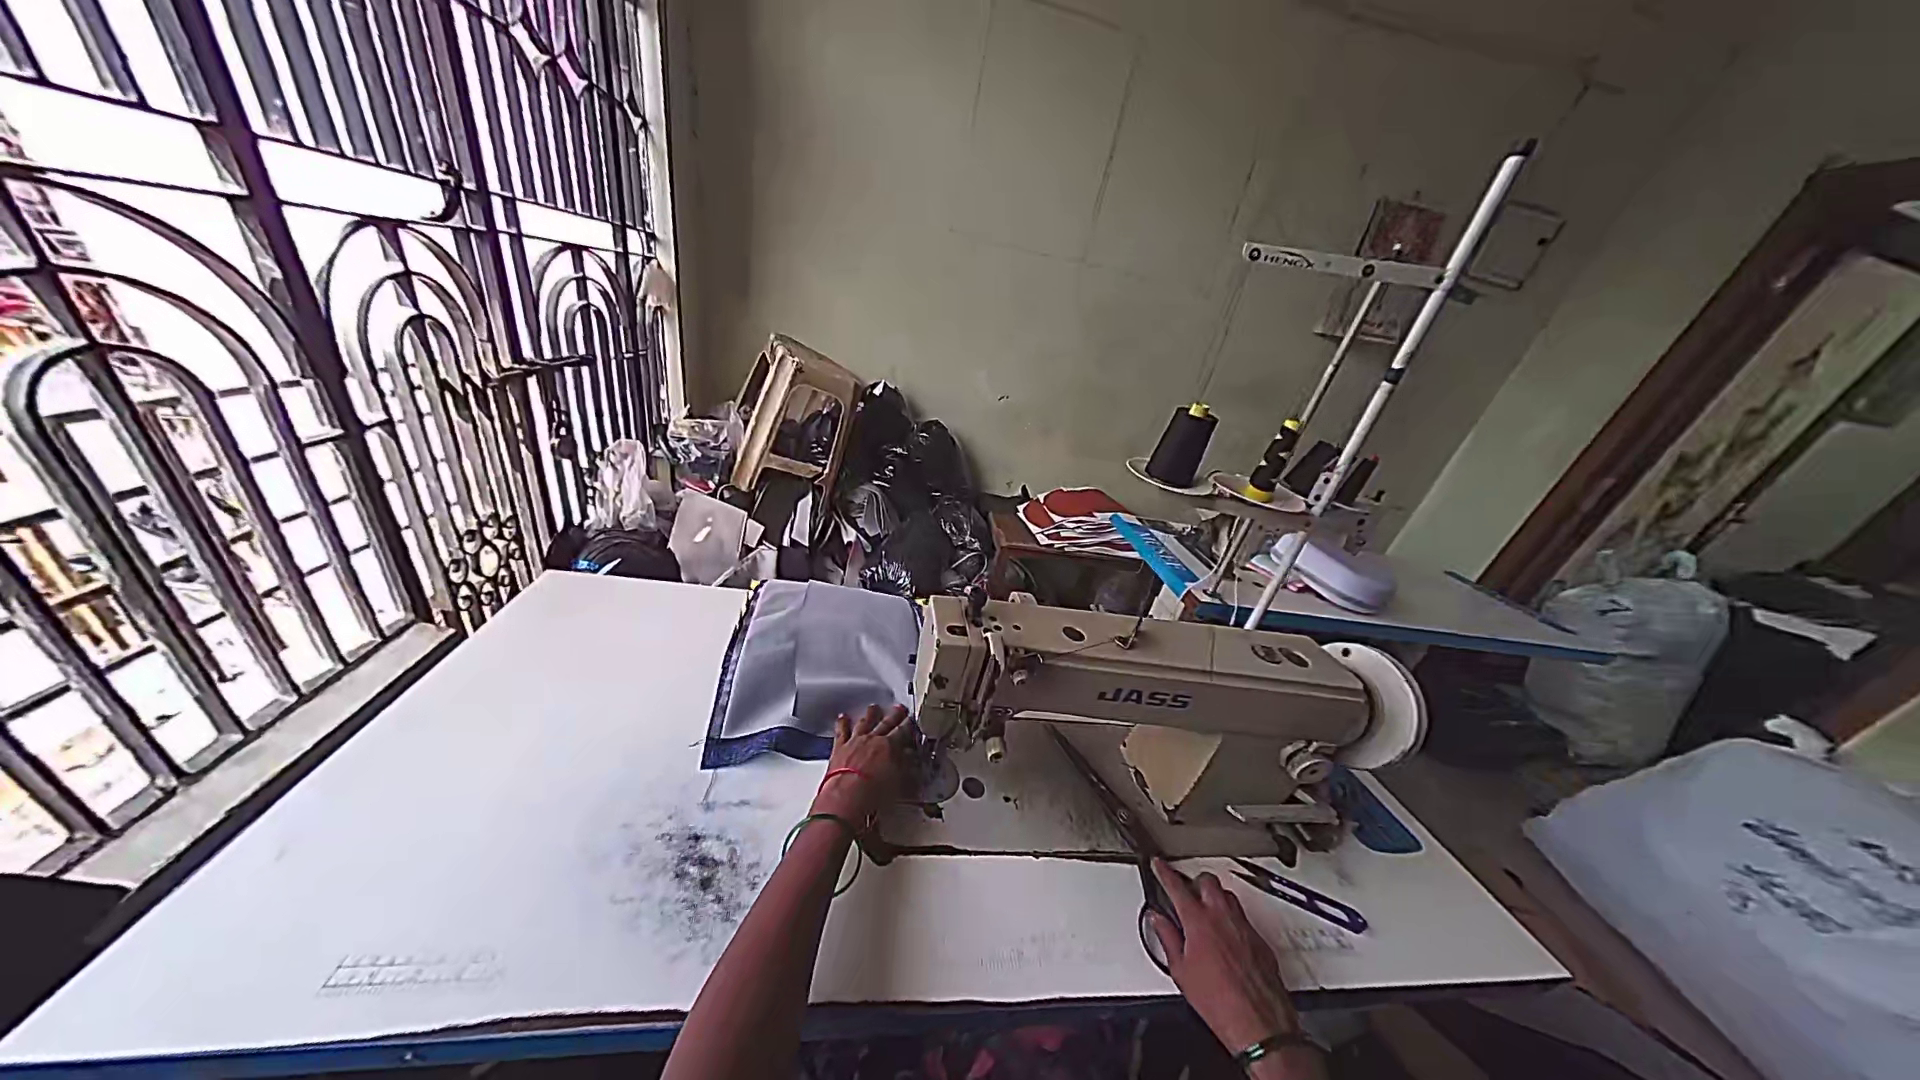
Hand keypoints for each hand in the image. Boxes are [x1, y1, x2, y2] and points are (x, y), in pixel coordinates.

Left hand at [810, 704, 908, 821]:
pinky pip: (842, 731)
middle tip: (898, 709)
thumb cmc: (873, 793)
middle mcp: (873, 739)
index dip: (909, 725)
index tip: (912, 721)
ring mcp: (855, 741)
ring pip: (865, 722)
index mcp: (890, 746)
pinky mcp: (840, 748)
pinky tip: (843, 717)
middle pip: (886, 723)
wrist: (846, 796)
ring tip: (873, 708)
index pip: (903, 731)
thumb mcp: (898, 782)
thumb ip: (906, 769)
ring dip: (870, 715)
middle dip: (894, 715)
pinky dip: (843, 723)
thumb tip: (910, 763)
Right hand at [1148, 859, 1319, 1075]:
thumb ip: (1167, 938)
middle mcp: (1223, 917)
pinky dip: (1231, 919)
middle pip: (1207, 880)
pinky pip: (1243, 917)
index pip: (1176, 885)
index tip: (1159, 865)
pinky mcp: (1260, 940)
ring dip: (1214, 897)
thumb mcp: (1181, 971)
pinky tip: (1225, 935)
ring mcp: (1243, 926)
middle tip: (1186, 892)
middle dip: (1194, 881)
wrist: (1259, 1025)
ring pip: (1227, 895)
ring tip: (1205, 912)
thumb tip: (1159, 921)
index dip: (1164, 871)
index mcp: (1198, 921)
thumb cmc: (1221, 1003)